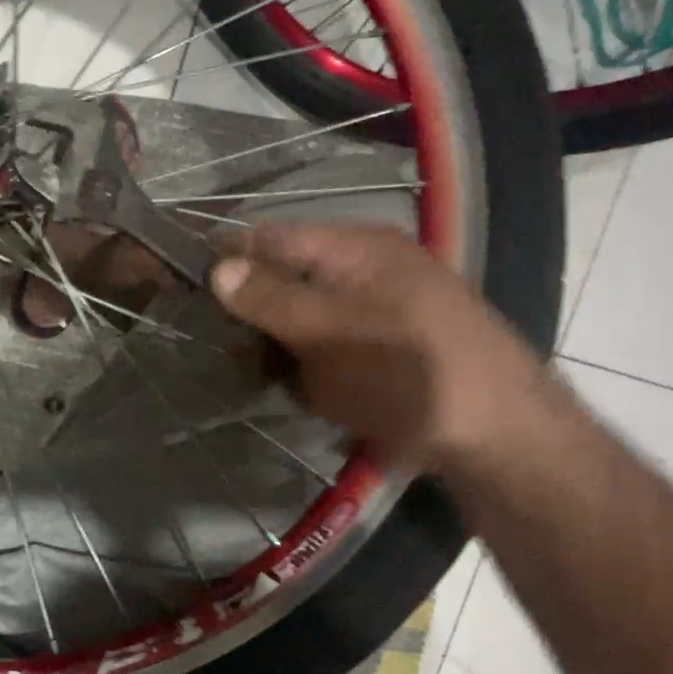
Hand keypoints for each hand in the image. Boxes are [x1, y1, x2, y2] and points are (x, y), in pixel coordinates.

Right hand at [211, 222, 556, 471]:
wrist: (492, 435)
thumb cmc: (405, 371)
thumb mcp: (327, 330)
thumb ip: (268, 297)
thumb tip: (215, 267)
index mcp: (354, 249)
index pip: (266, 238)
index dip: (222, 260)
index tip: (180, 292)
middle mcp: (359, 272)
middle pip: (274, 279)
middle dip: (245, 315)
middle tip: (233, 352)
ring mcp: (366, 313)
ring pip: (288, 320)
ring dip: (269, 349)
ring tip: (269, 379)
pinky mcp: (370, 351)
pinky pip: (313, 349)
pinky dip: (297, 370)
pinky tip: (300, 392)